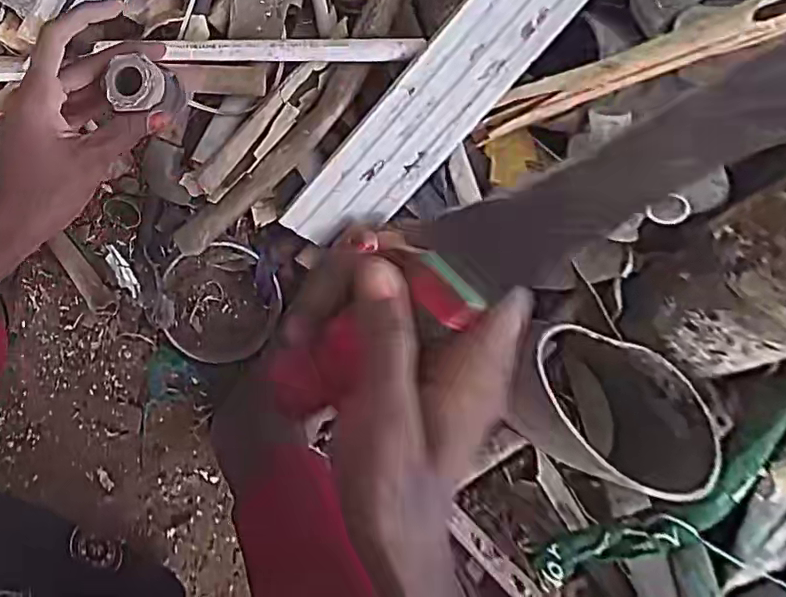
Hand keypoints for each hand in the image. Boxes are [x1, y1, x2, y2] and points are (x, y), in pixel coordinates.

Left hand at [0, 1, 169, 286]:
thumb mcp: (89, 162)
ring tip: (154, 78)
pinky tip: (134, 105)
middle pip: (81, 62)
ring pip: (84, 86)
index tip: (117, 8)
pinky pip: (80, 107)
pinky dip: (106, 105)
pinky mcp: (48, 130)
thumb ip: (127, 132)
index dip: (88, 15)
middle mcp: (37, 97)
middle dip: (122, 56)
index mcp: (37, 95)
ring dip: (117, 82)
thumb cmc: (36, 199)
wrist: (9, 230)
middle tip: (158, 53)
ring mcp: (42, 114)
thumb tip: (161, 112)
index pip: (59, 36)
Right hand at [277, 242, 529, 596]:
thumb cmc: (396, 492)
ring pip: (380, 288)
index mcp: (476, 361)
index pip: (482, 276)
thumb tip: (377, 268)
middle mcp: (453, 346)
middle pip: (414, 273)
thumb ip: (386, 337)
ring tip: (304, 332)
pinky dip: (329, 316)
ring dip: (334, 298)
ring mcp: (419, 348)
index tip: (380, 250)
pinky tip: (305, 340)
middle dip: (360, 275)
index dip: (436, 250)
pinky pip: (360, 312)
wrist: (383, 535)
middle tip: (322, 297)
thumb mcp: (388, 411)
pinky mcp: (390, 355)